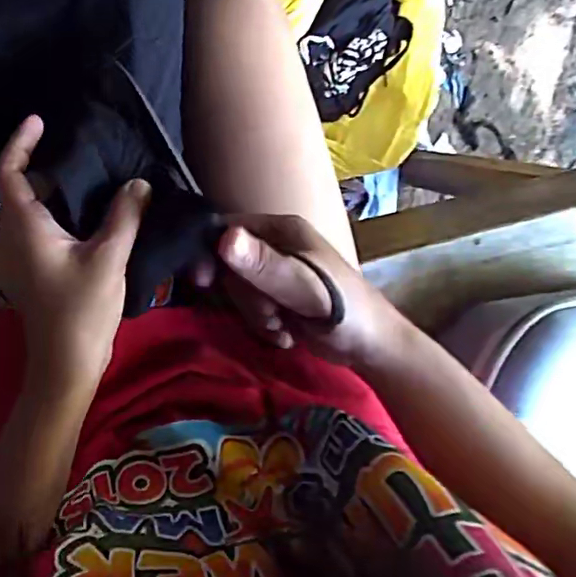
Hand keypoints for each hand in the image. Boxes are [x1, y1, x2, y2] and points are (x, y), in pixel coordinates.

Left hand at [0, 115, 150, 381]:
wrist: (67, 364)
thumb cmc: (80, 311)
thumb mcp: (108, 258)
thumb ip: (124, 216)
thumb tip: (138, 184)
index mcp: (24, 227)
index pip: (8, 172)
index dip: (19, 142)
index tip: (39, 121)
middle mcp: (16, 236)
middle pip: (22, 187)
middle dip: (45, 162)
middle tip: (80, 144)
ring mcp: (25, 254)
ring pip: (35, 208)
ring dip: (58, 188)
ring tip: (94, 170)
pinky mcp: (39, 268)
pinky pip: (46, 226)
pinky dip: (65, 210)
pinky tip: (97, 210)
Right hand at [195, 214, 414, 371]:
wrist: (372, 347)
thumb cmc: (345, 309)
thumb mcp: (304, 288)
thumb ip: (265, 265)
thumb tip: (224, 238)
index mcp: (281, 229)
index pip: (225, 230)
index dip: (211, 255)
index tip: (203, 282)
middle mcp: (275, 245)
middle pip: (229, 266)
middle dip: (246, 297)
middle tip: (273, 311)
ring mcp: (276, 273)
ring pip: (238, 292)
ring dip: (256, 315)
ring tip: (284, 324)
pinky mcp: (277, 298)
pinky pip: (249, 309)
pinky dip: (264, 325)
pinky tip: (286, 332)